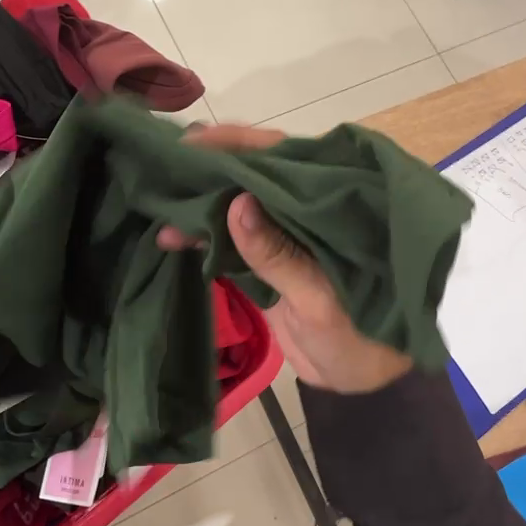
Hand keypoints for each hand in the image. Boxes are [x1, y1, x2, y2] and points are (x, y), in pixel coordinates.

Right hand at [160, 125, 412, 394]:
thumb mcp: (321, 300)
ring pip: (238, 206)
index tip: (193, 142)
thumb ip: (280, 255)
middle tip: (162, 166)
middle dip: (209, 171)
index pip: (283, 157)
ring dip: (200, 206)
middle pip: (254, 176)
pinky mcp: (270, 262)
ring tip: (157, 204)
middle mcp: (309, 209)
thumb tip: (235, 204)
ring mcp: (287, 235)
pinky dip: (203, 237)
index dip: (237, 144)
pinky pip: (233, 240)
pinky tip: (171, 236)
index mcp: (336, 203)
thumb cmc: (363, 339)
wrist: (368, 383)